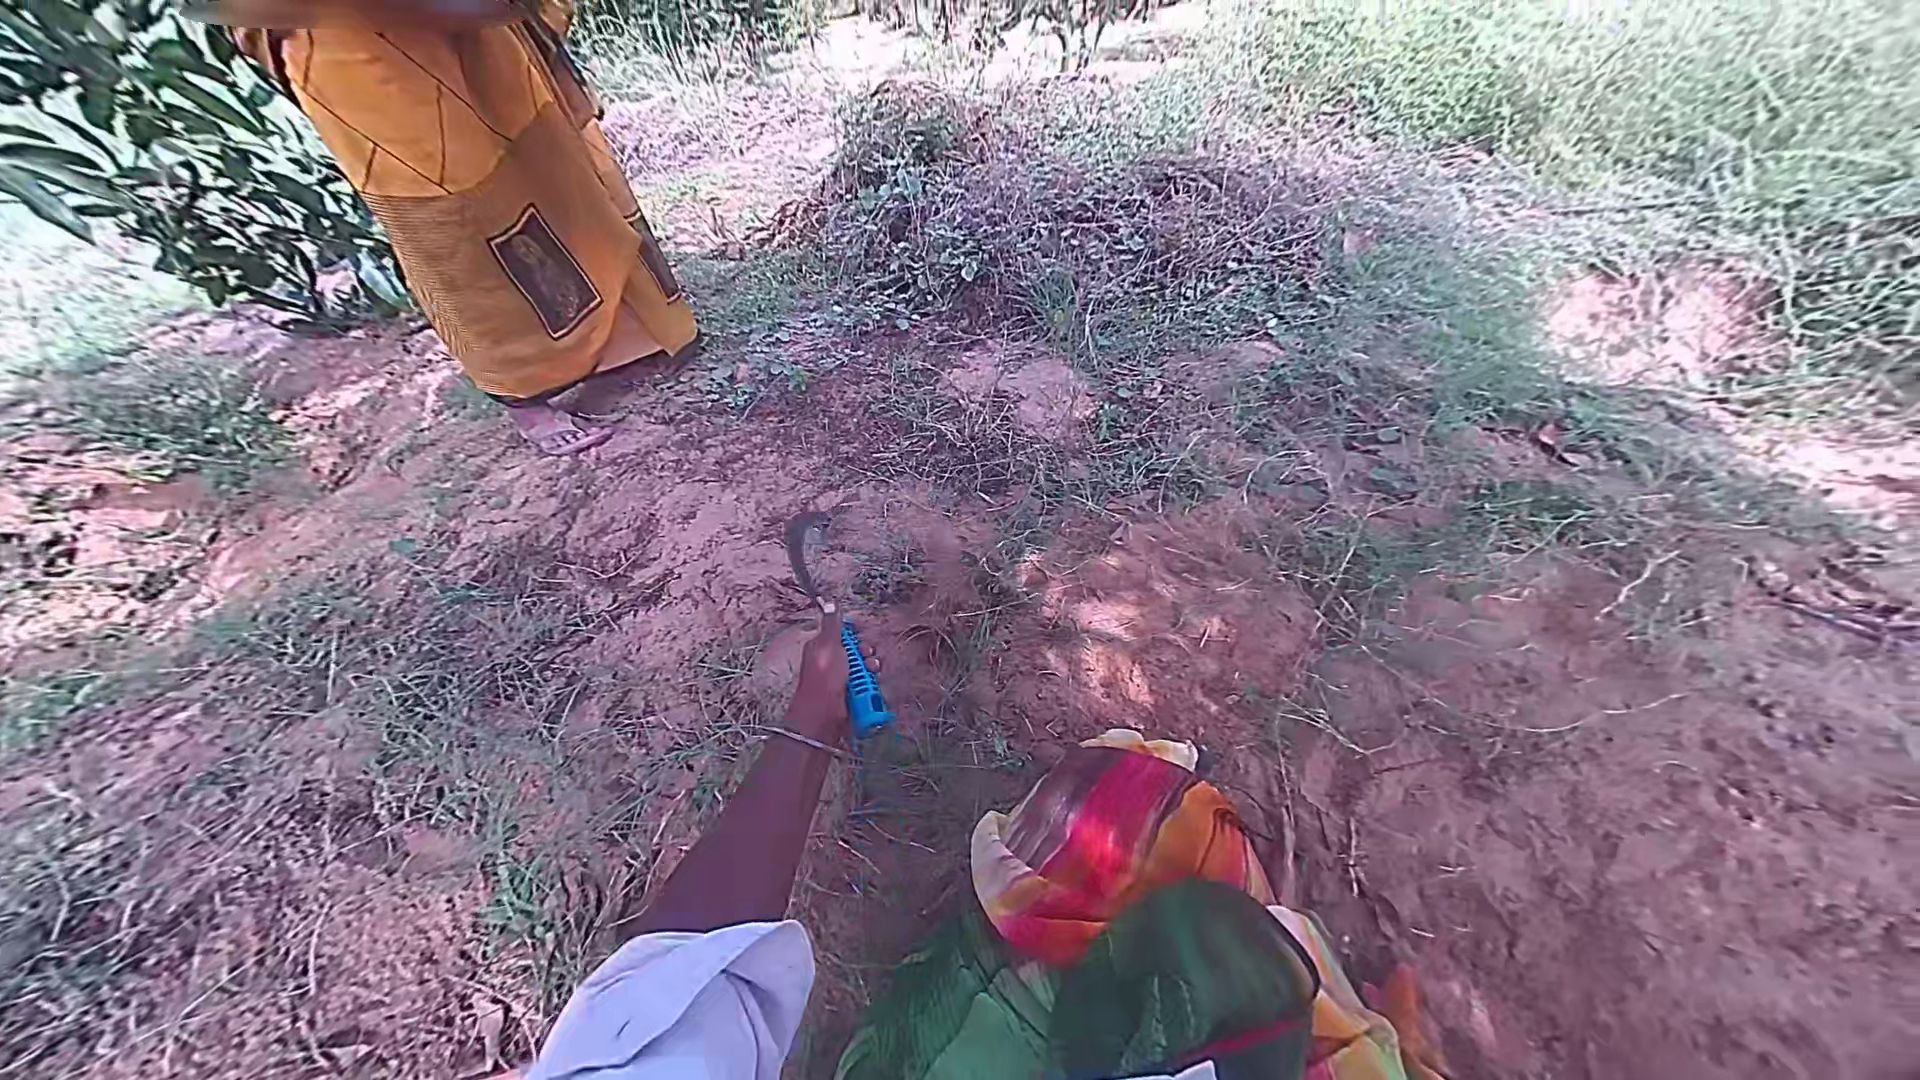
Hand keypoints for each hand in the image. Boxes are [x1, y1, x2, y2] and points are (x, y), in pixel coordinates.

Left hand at [785, 603, 877, 742]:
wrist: (824, 715)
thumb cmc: (824, 677)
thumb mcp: (828, 645)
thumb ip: (832, 624)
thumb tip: (830, 602)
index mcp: (822, 648)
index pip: (842, 634)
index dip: (853, 633)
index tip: (859, 633)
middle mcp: (832, 663)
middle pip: (856, 650)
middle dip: (865, 651)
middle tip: (866, 654)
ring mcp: (842, 680)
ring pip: (865, 667)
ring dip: (870, 668)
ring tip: (870, 671)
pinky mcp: (852, 694)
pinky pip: (868, 684)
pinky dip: (871, 684)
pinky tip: (870, 685)